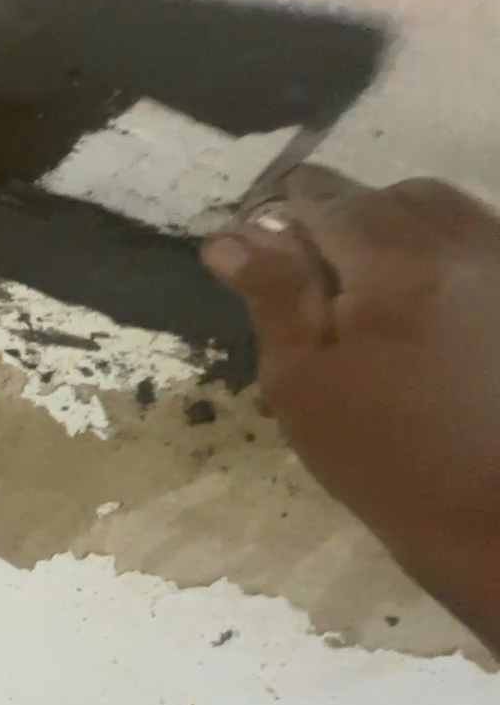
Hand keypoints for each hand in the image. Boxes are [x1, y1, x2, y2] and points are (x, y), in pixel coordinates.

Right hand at [202, 166, 499, 638]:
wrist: (488, 508)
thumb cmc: (371, 446)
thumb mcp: (297, 375)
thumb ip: (273, 294)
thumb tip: (230, 236)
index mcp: (401, 271)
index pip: (336, 205)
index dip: (289, 201)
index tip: (254, 208)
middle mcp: (477, 250)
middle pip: (401, 196)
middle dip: (343, 210)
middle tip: (294, 254)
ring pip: (453, 210)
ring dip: (392, 224)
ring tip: (350, 274)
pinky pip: (485, 240)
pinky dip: (436, 246)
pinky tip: (407, 293)